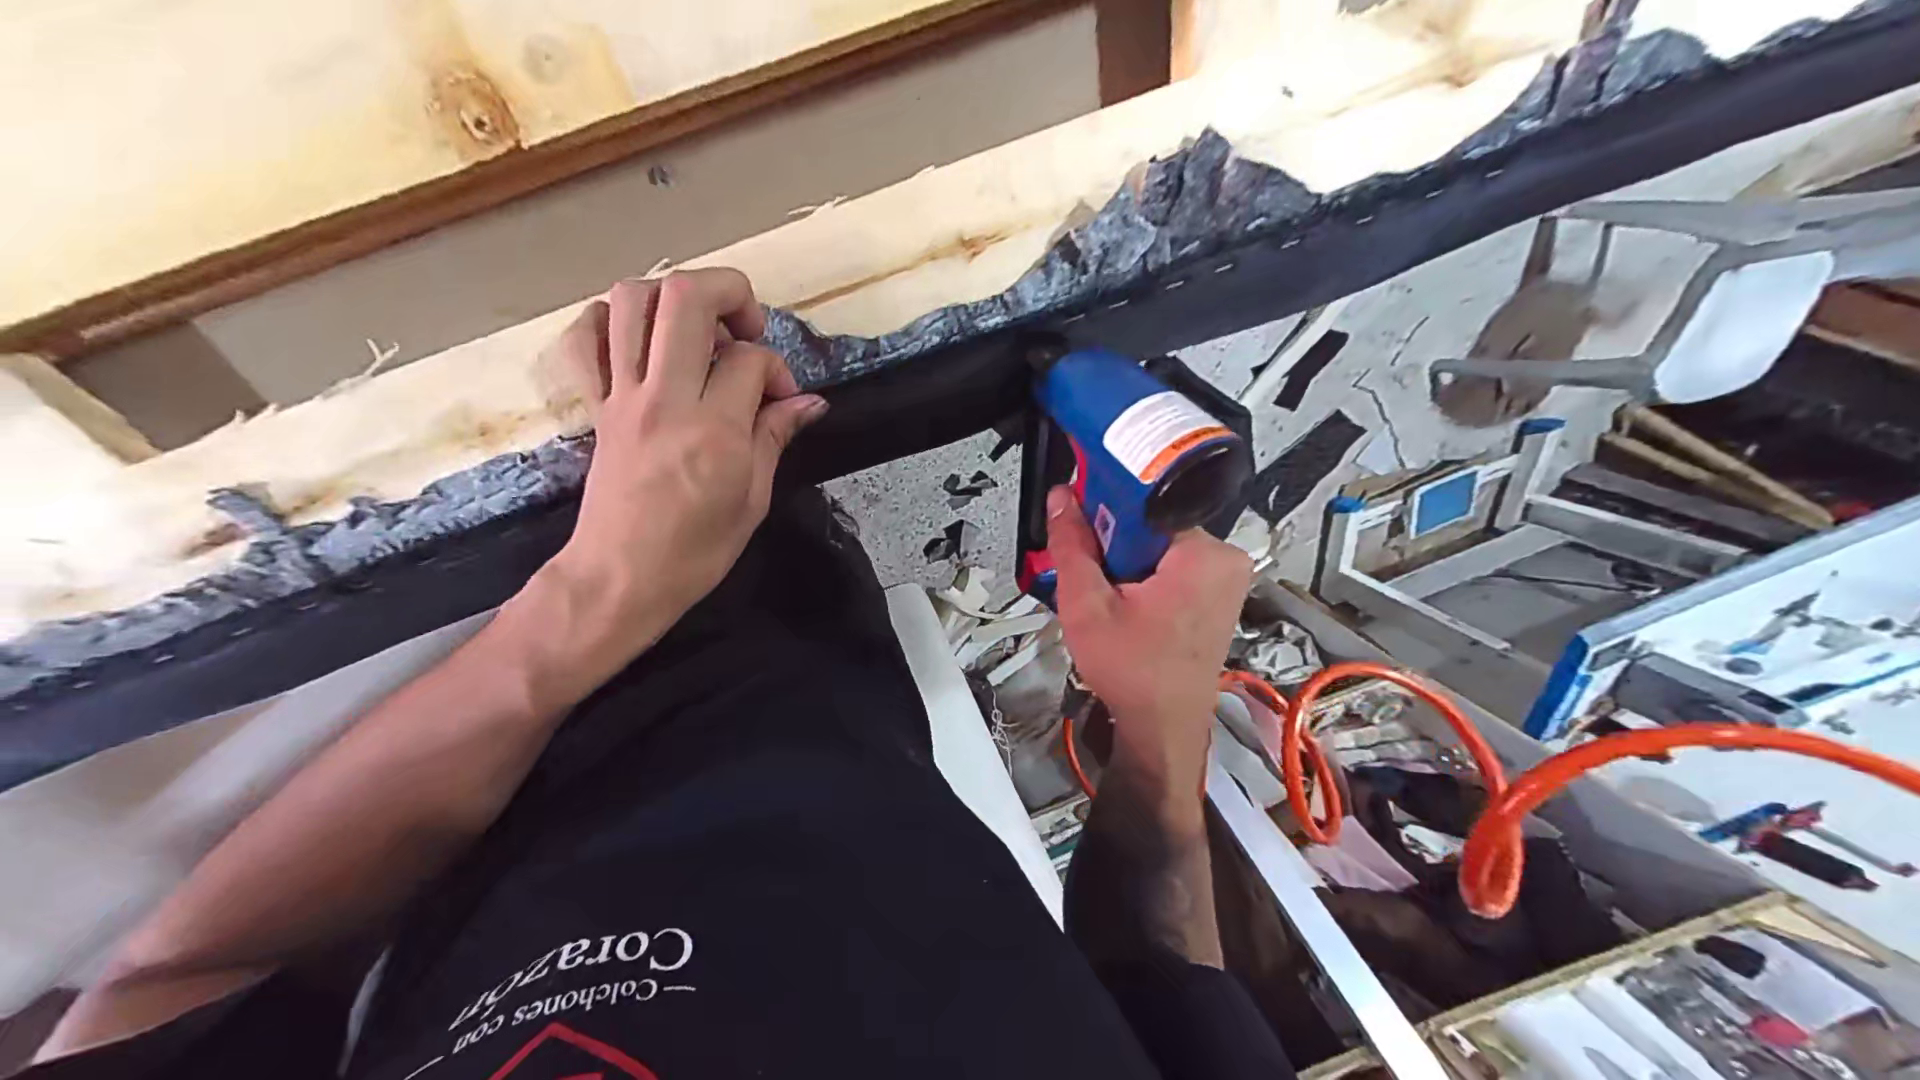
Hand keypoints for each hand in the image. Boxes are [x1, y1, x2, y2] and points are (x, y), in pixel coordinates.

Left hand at [541, 270, 826, 654]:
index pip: (751, 361)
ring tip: (699, 331)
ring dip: (673, 297)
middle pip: (686, 298)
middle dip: (730, 292)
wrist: (622, 579)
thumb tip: (809, 403)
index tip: (783, 399)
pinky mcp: (596, 406)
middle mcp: (665, 399)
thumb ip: (775, 437)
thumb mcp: (753, 499)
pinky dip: (610, 322)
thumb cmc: (698, 551)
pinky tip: (642, 341)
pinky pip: (584, 340)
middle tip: (747, 329)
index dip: (778, 369)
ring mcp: (622, 397)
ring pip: (631, 301)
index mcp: (714, 430)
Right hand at [1047, 487, 1250, 815]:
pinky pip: (1171, 565)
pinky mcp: (1216, 594)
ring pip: (1157, 545)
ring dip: (1124, 561)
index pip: (1146, 503)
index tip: (1077, 519)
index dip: (1104, 508)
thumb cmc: (1131, 672)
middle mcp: (1225, 558)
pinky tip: (1123, 602)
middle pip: (1152, 524)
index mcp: (1204, 554)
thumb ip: (1072, 545)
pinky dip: (1142, 575)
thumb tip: (1061, 495)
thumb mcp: (1087, 605)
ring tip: (1106, 594)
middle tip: (1090, 574)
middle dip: (1113, 542)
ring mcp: (1225, 578)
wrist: (1162, 727)